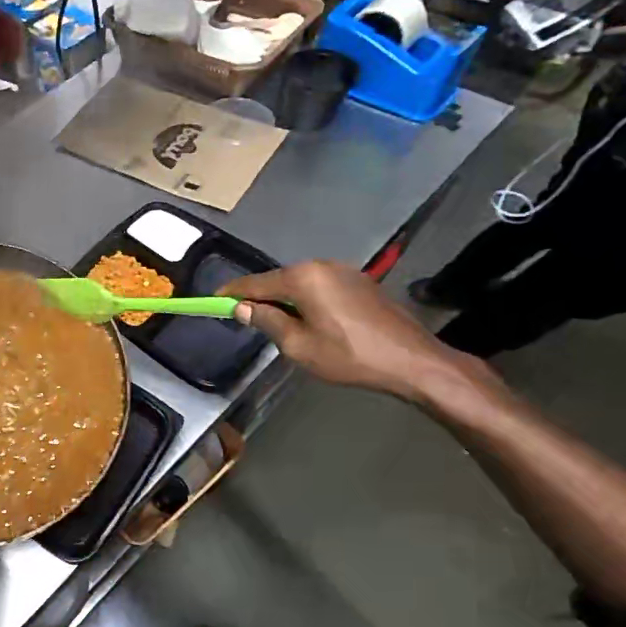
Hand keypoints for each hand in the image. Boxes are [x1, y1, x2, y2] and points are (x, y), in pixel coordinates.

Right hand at [219, 261, 483, 403]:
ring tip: (275, 323)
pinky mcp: (359, 282)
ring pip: (299, 283)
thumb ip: (267, 322)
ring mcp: (343, 271)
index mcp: (302, 278)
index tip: (211, 300)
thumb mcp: (299, 346)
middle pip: (276, 280)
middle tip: (243, 318)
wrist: (413, 361)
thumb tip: (243, 308)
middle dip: (259, 297)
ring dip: (284, 300)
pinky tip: (307, 320)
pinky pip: (319, 286)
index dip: (231, 293)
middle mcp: (320, 265)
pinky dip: (305, 300)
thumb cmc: (350, 356)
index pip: (254, 283)